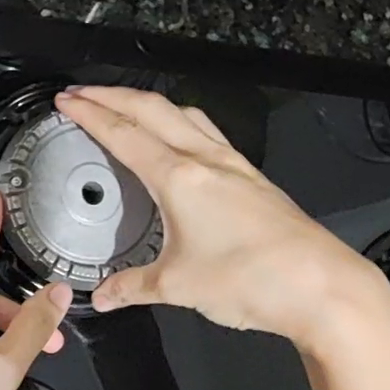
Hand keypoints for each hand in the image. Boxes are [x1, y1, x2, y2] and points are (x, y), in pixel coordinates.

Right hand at [54, 85, 389, 348]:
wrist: (321, 287)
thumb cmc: (256, 279)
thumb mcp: (178, 286)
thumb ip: (133, 287)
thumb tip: (106, 296)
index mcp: (180, 178)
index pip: (124, 134)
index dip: (90, 113)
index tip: (67, 101)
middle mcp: (208, 162)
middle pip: (153, 109)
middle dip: (112, 96)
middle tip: (84, 94)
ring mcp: (235, 167)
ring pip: (185, 115)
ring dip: (149, 104)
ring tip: (127, 108)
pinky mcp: (253, 181)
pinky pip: (210, 135)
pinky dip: (182, 125)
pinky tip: (181, 142)